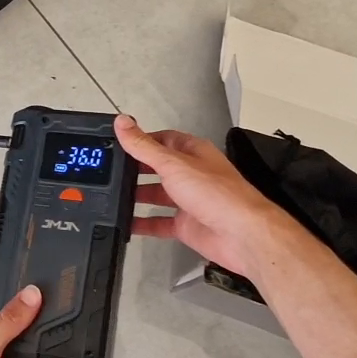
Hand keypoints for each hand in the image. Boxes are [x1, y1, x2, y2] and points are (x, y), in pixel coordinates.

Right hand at [115, 114, 301, 278]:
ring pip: (158, 195)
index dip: (143, 140)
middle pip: (159, 168)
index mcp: (193, 153)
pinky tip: (129, 223)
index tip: (122, 141)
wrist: (241, 234)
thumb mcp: (173, 164)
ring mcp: (190, 201)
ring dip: (138, 196)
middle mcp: (192, 175)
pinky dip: (143, 223)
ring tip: (116, 195)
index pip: (164, 140)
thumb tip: (123, 123)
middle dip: (137, 169)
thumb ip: (144, 146)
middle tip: (114, 170)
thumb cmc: (220, 194)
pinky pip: (159, 223)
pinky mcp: (187, 225)